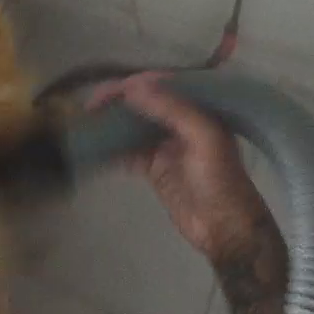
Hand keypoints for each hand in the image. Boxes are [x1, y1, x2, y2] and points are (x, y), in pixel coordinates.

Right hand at [84, 73, 270, 263]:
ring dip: (111, 121)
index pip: (162, 85)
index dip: (136, 82)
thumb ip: (172, 108)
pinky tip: (94, 144)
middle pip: (144, 102)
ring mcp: (165, 145)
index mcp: (198, 109)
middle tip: (91, 103)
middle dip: (118, 99)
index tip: (112, 88)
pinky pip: (128, 151)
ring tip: (87, 119)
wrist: (225, 231)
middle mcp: (180, 122)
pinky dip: (111, 147)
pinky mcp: (154, 168)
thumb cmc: (221, 179)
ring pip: (132, 125)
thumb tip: (134, 85)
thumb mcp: (203, 137)